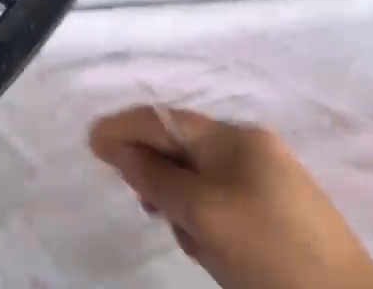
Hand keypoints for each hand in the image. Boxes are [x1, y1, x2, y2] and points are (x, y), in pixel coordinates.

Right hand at [89, 106, 372, 288]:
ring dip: (182, 204)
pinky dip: (206, 221)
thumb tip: (117, 148)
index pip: (164, 119)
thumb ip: (154, 177)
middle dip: (157, 174)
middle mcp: (253, 149)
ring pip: (200, 182)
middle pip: (181, 148)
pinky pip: (224, 205)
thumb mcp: (202, 213)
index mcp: (236, 137)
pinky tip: (211, 251)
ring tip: (187, 239)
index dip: (123, 128)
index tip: (90, 145)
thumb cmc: (270, 252)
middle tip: (143, 206)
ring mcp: (271, 183)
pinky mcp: (281, 217)